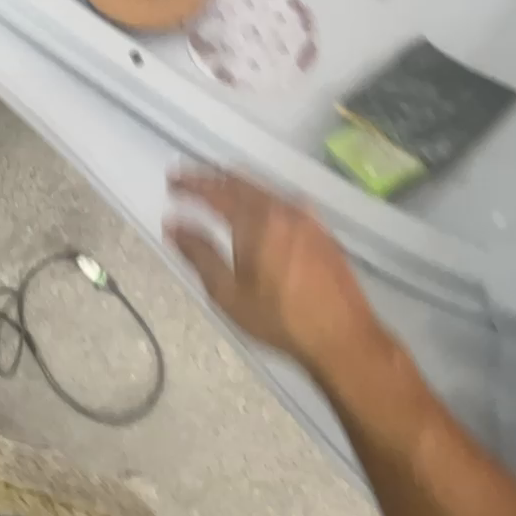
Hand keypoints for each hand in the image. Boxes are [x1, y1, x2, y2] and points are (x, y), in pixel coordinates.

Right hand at [165, 169, 387, 375]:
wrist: (343, 338)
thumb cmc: (278, 318)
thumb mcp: (227, 292)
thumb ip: (198, 253)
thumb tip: (173, 225)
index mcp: (256, 220)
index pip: (216, 190)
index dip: (190, 183)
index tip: (171, 179)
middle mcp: (283, 209)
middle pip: (242, 181)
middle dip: (212, 178)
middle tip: (189, 181)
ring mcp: (307, 217)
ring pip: (264, 188)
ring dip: (237, 185)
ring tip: (217, 192)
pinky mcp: (322, 230)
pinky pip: (282, 200)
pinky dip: (259, 197)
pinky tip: (256, 212)